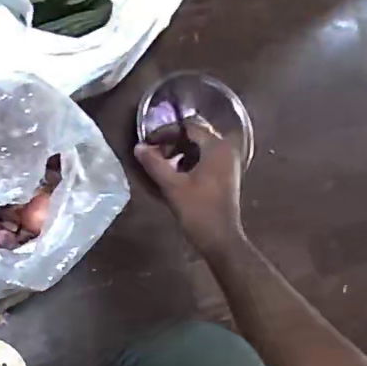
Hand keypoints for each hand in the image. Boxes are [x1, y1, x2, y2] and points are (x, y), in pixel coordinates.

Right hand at [135, 116, 246, 254]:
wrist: (220, 239)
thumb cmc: (198, 211)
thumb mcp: (172, 186)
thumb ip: (154, 164)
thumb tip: (138, 147)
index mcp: (216, 147)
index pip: (188, 127)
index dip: (165, 132)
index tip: (147, 144)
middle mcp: (226, 150)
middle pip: (195, 135)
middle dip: (172, 142)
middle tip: (153, 155)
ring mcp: (227, 163)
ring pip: (199, 148)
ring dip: (178, 152)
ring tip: (161, 166)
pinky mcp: (225, 176)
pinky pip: (204, 160)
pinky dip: (188, 162)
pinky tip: (174, 176)